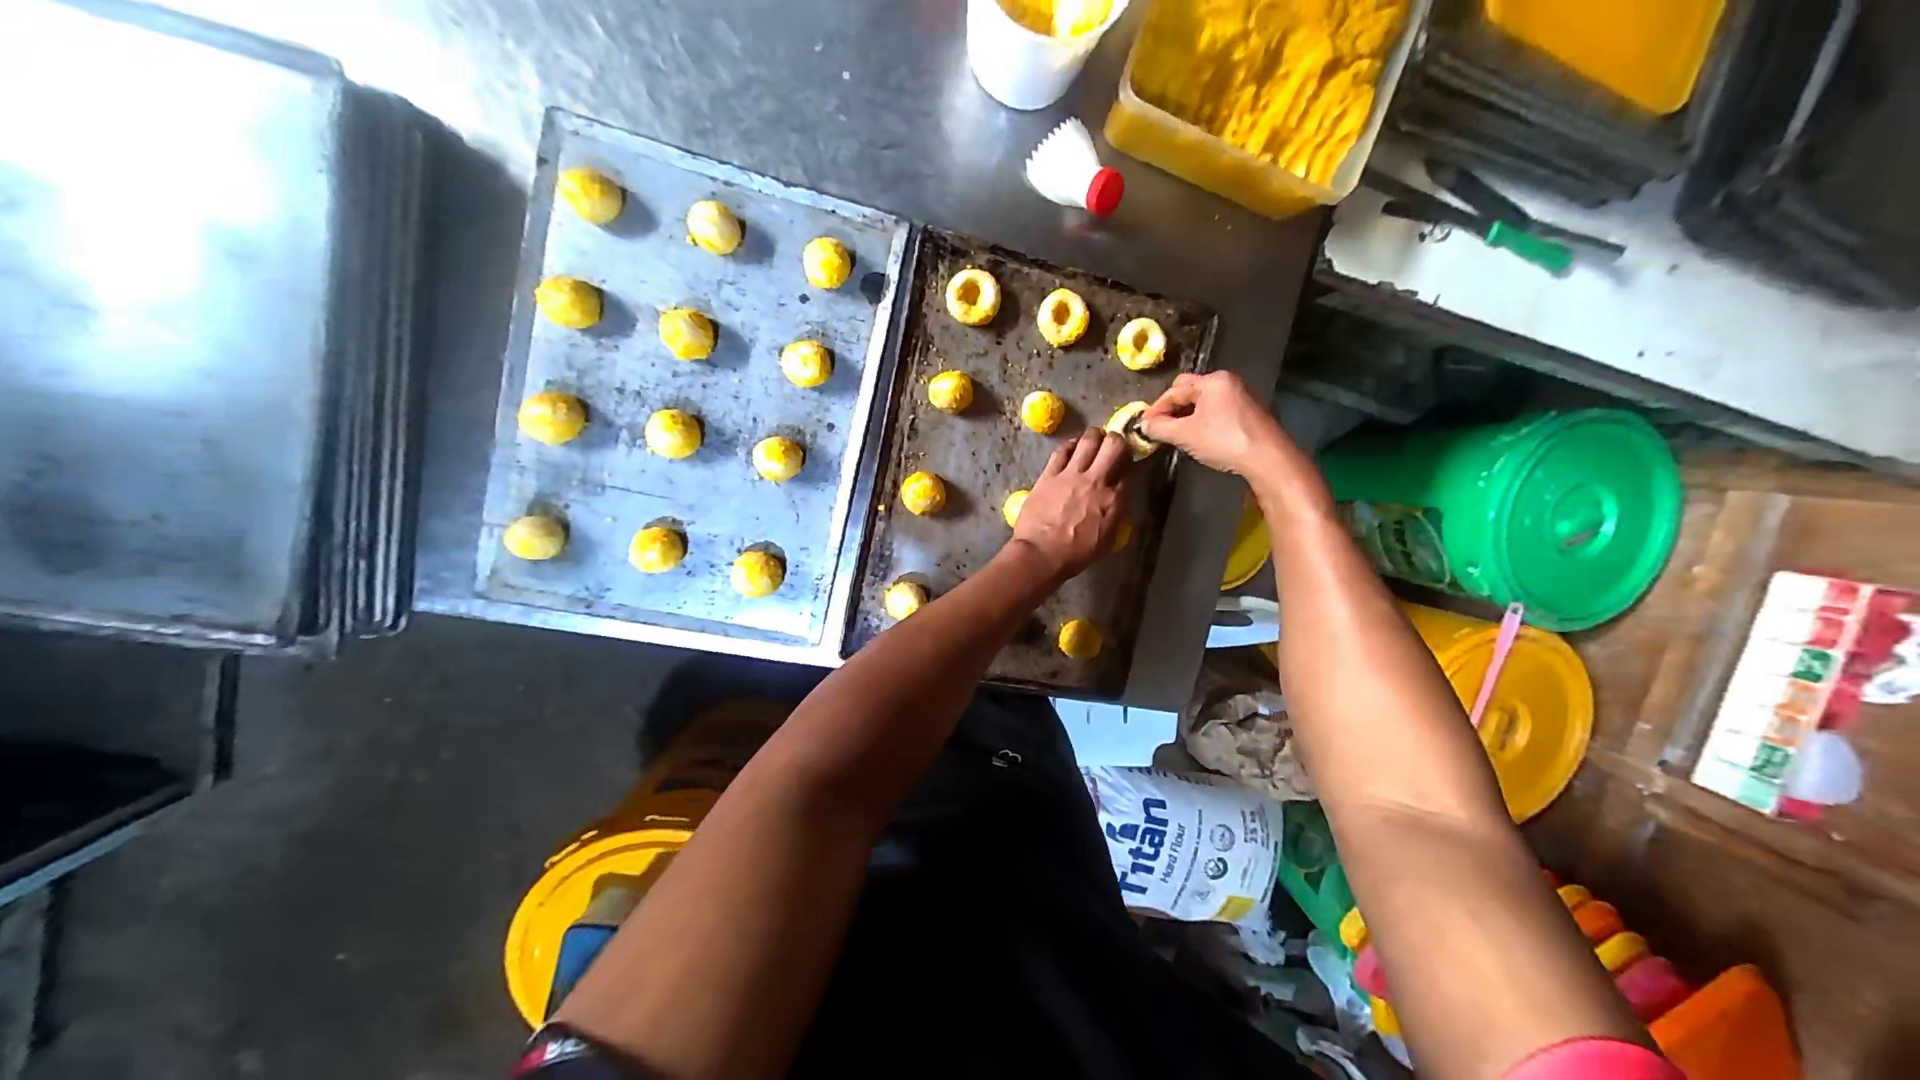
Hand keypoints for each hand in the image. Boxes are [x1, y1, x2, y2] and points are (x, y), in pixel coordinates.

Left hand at [1009, 428, 1127, 583]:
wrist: (1041, 554)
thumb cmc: (1075, 555)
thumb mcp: (1107, 540)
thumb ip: (1115, 516)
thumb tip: (1117, 502)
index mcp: (1114, 501)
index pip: (1127, 472)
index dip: (1126, 465)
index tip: (1123, 466)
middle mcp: (1097, 482)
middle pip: (1113, 446)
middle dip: (1116, 440)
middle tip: (1112, 443)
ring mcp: (1071, 475)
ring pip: (1088, 441)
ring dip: (1094, 435)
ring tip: (1094, 436)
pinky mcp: (1049, 475)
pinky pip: (1061, 451)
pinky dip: (1069, 444)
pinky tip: (1072, 445)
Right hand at [1139, 371, 1296, 476]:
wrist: (1267, 457)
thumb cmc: (1224, 441)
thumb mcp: (1185, 435)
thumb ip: (1160, 427)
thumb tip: (1144, 425)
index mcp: (1212, 381)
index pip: (1175, 391)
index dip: (1156, 408)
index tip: (1143, 425)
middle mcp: (1228, 381)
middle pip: (1191, 389)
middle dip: (1173, 407)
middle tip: (1160, 425)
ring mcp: (1242, 395)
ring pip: (1205, 400)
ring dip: (1188, 414)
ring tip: (1177, 432)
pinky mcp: (1250, 411)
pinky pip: (1219, 408)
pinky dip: (1205, 418)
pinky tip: (1200, 435)